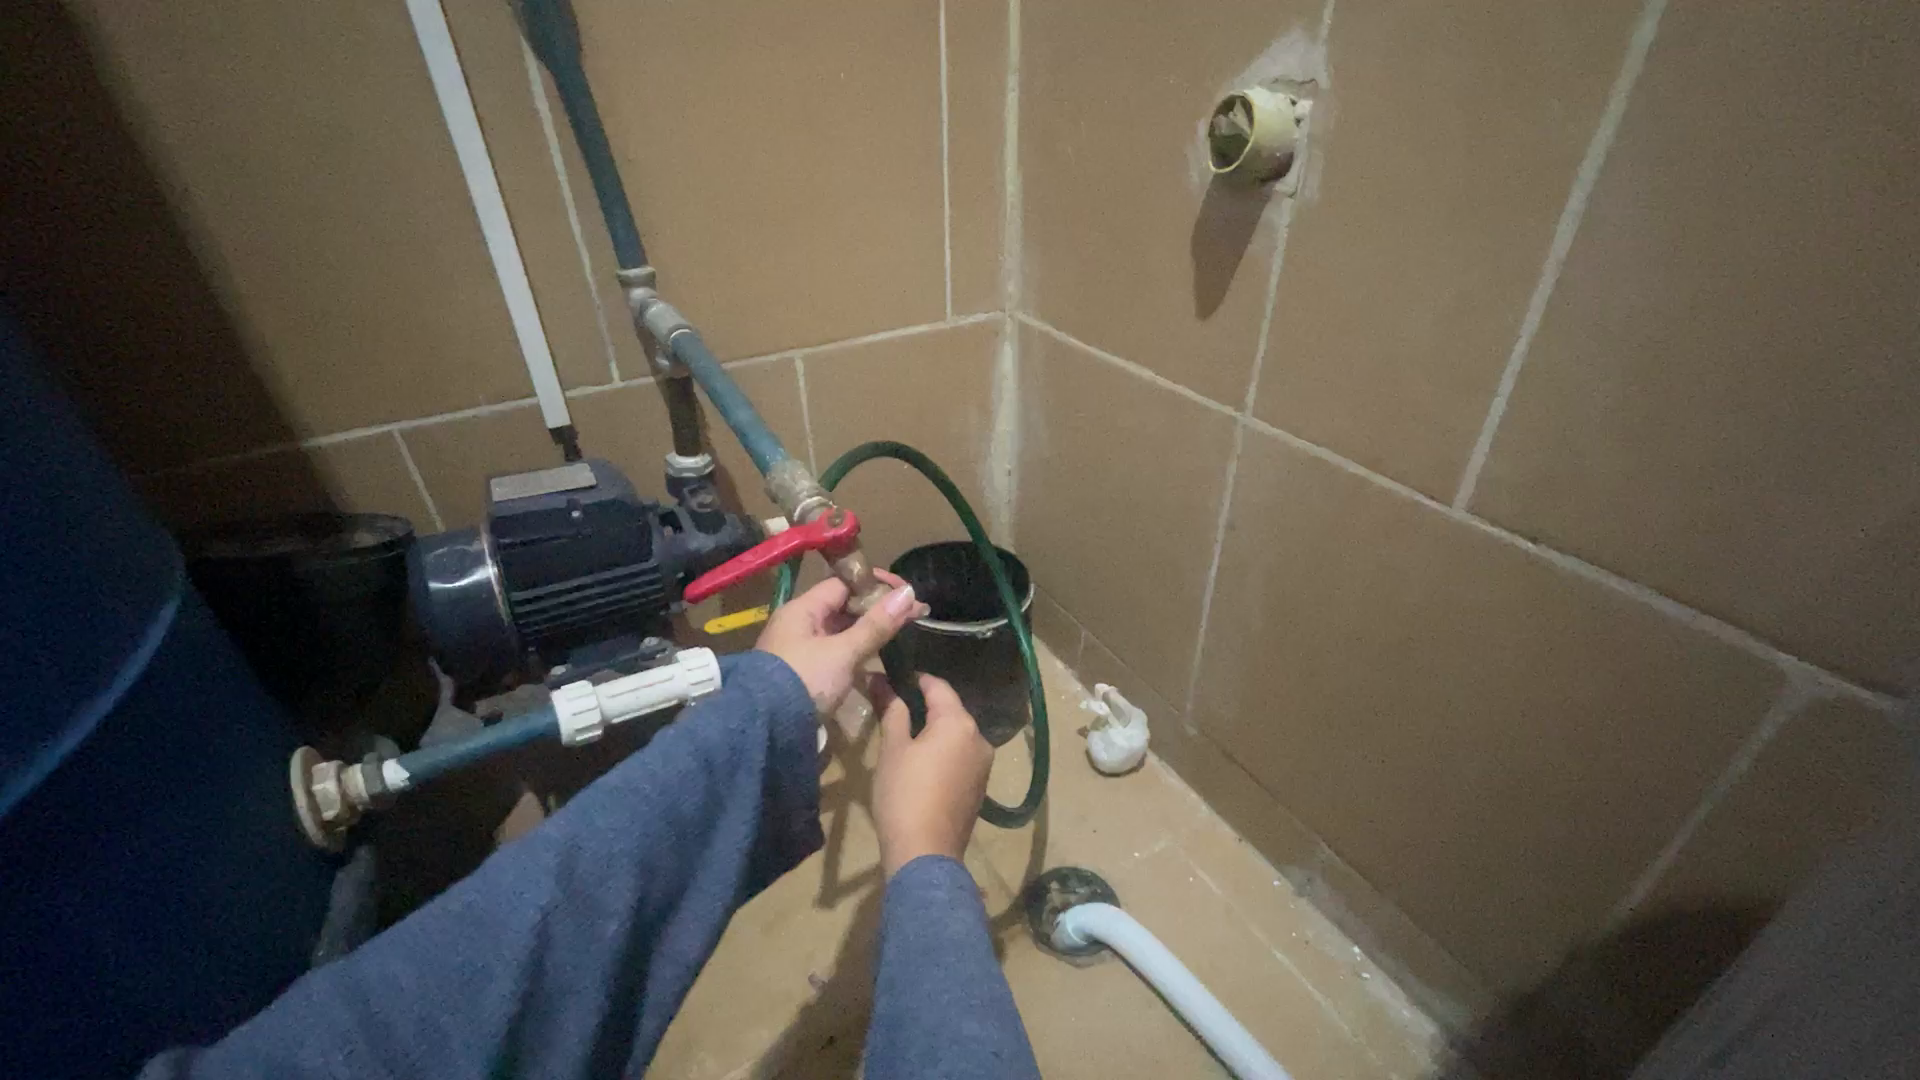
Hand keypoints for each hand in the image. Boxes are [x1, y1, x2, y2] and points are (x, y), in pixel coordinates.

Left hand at [754, 570, 928, 715]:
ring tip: (904, 632)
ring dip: (870, 631)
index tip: (905, 592)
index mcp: (802, 610)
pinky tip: (880, 656)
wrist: (767, 729)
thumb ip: (875, 625)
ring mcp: (802, 650)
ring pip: (842, 631)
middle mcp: (800, 624)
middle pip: (844, 607)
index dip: (875, 584)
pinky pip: (838, 652)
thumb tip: (908, 592)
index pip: (843, 584)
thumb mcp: (843, 652)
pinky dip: (859, 651)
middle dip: (878, 608)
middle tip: (914, 613)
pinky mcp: (807, 673)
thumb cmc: (805, 680)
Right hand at [872, 674, 993, 877]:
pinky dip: (943, 750)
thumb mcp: (893, 748)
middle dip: (924, 704)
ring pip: (956, 733)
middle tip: (892, 704)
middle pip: (950, 709)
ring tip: (904, 732)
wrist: (925, 854)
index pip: (938, 686)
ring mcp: (983, 763)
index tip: (890, 677)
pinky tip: (921, 760)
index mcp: (959, 723)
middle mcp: (979, 737)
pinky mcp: (979, 785)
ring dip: (934, 728)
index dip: (914, 679)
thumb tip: (879, 679)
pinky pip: (960, 755)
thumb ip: (891, 710)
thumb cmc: (904, 794)